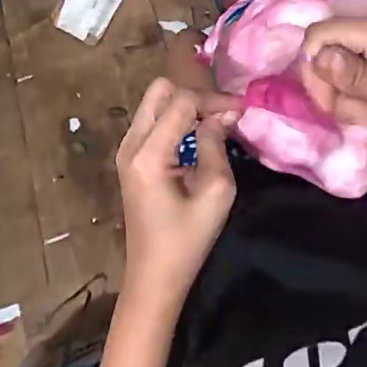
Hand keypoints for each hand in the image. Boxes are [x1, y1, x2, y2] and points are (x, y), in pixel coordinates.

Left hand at [115, 79, 238, 299]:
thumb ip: (217, 145)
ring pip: (156, 101)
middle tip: (223, 114)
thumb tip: (226, 113)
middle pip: (161, 90)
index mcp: (148, 154)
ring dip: (186, 106)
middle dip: (196, 95)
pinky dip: (177, 119)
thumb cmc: (187, 241)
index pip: (182, 102)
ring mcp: (126, 148)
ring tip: (215, 124)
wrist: (154, 276)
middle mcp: (130, 143)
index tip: (241, 111)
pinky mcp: (130, 156)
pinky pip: (153, 119)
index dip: (214, 100)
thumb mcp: (215, 193)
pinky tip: (198, 137)